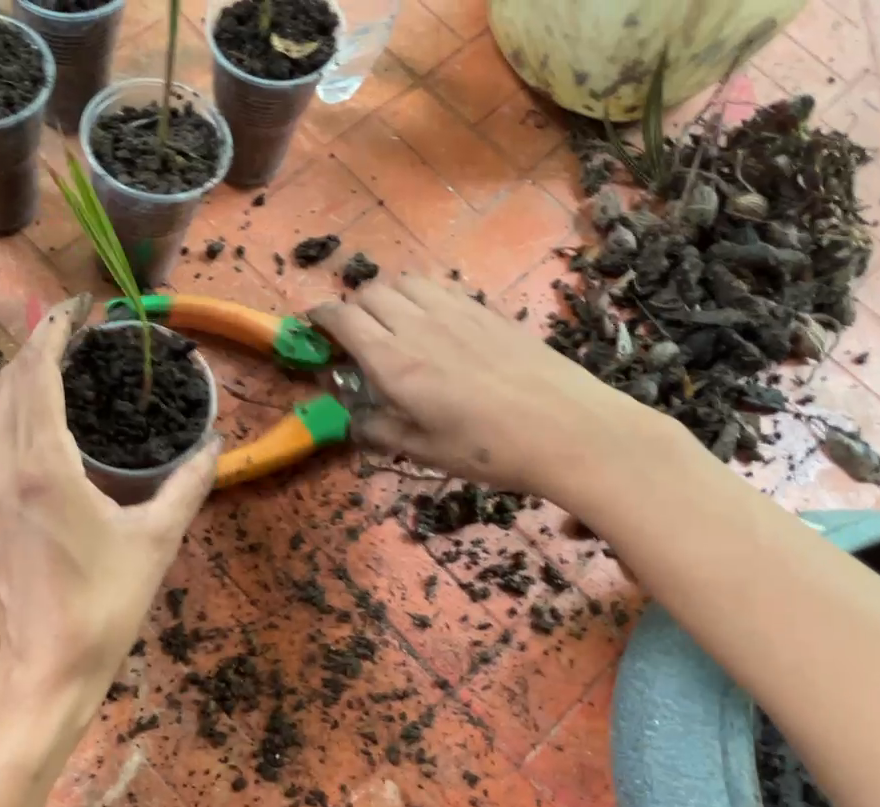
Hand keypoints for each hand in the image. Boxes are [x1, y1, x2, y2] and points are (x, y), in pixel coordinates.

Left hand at [0, 295, 218, 728]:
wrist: (47, 662)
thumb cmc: (105, 604)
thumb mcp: (156, 541)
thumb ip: (187, 486)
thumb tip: (216, 446)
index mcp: (44, 466)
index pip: (35, 374)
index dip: (52, 332)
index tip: (76, 306)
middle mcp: (2, 467)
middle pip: (4, 382)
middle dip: (33, 346)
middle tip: (70, 331)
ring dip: (8, 375)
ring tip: (46, 365)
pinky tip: (28, 415)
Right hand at [310, 275, 654, 493]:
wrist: (567, 428)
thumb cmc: (487, 449)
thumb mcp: (423, 450)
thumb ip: (380, 430)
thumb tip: (354, 420)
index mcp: (395, 363)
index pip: (344, 318)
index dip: (320, 316)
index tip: (311, 326)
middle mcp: (419, 326)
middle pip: (371, 293)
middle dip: (352, 308)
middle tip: (352, 336)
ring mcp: (456, 312)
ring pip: (406, 282)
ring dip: (387, 296)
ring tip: (390, 324)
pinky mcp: (486, 311)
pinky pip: (440, 287)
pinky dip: (421, 296)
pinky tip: (431, 323)